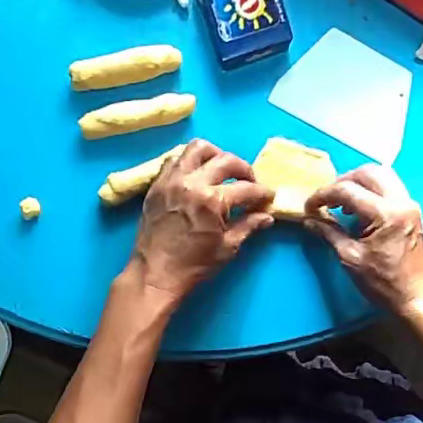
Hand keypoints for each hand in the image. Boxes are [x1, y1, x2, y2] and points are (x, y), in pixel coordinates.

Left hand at [129, 139, 275, 298]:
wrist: (155, 274)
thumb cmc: (193, 265)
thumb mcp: (227, 248)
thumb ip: (248, 226)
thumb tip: (267, 216)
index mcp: (212, 200)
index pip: (246, 188)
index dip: (262, 193)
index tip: (268, 197)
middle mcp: (192, 183)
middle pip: (226, 160)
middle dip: (244, 169)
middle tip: (249, 182)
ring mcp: (171, 180)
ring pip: (198, 149)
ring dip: (215, 155)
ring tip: (221, 170)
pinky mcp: (157, 184)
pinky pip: (175, 159)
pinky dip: (190, 161)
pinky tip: (197, 175)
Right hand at [305, 165, 422, 314]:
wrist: (416, 297)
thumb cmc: (383, 282)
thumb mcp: (350, 258)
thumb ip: (329, 233)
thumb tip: (310, 219)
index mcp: (386, 214)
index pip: (347, 190)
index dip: (323, 195)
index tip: (309, 207)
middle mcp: (401, 202)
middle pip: (368, 172)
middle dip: (342, 181)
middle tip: (325, 199)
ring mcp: (409, 204)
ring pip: (381, 175)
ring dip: (357, 182)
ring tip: (339, 202)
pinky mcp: (410, 210)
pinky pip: (388, 187)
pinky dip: (369, 190)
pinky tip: (356, 207)